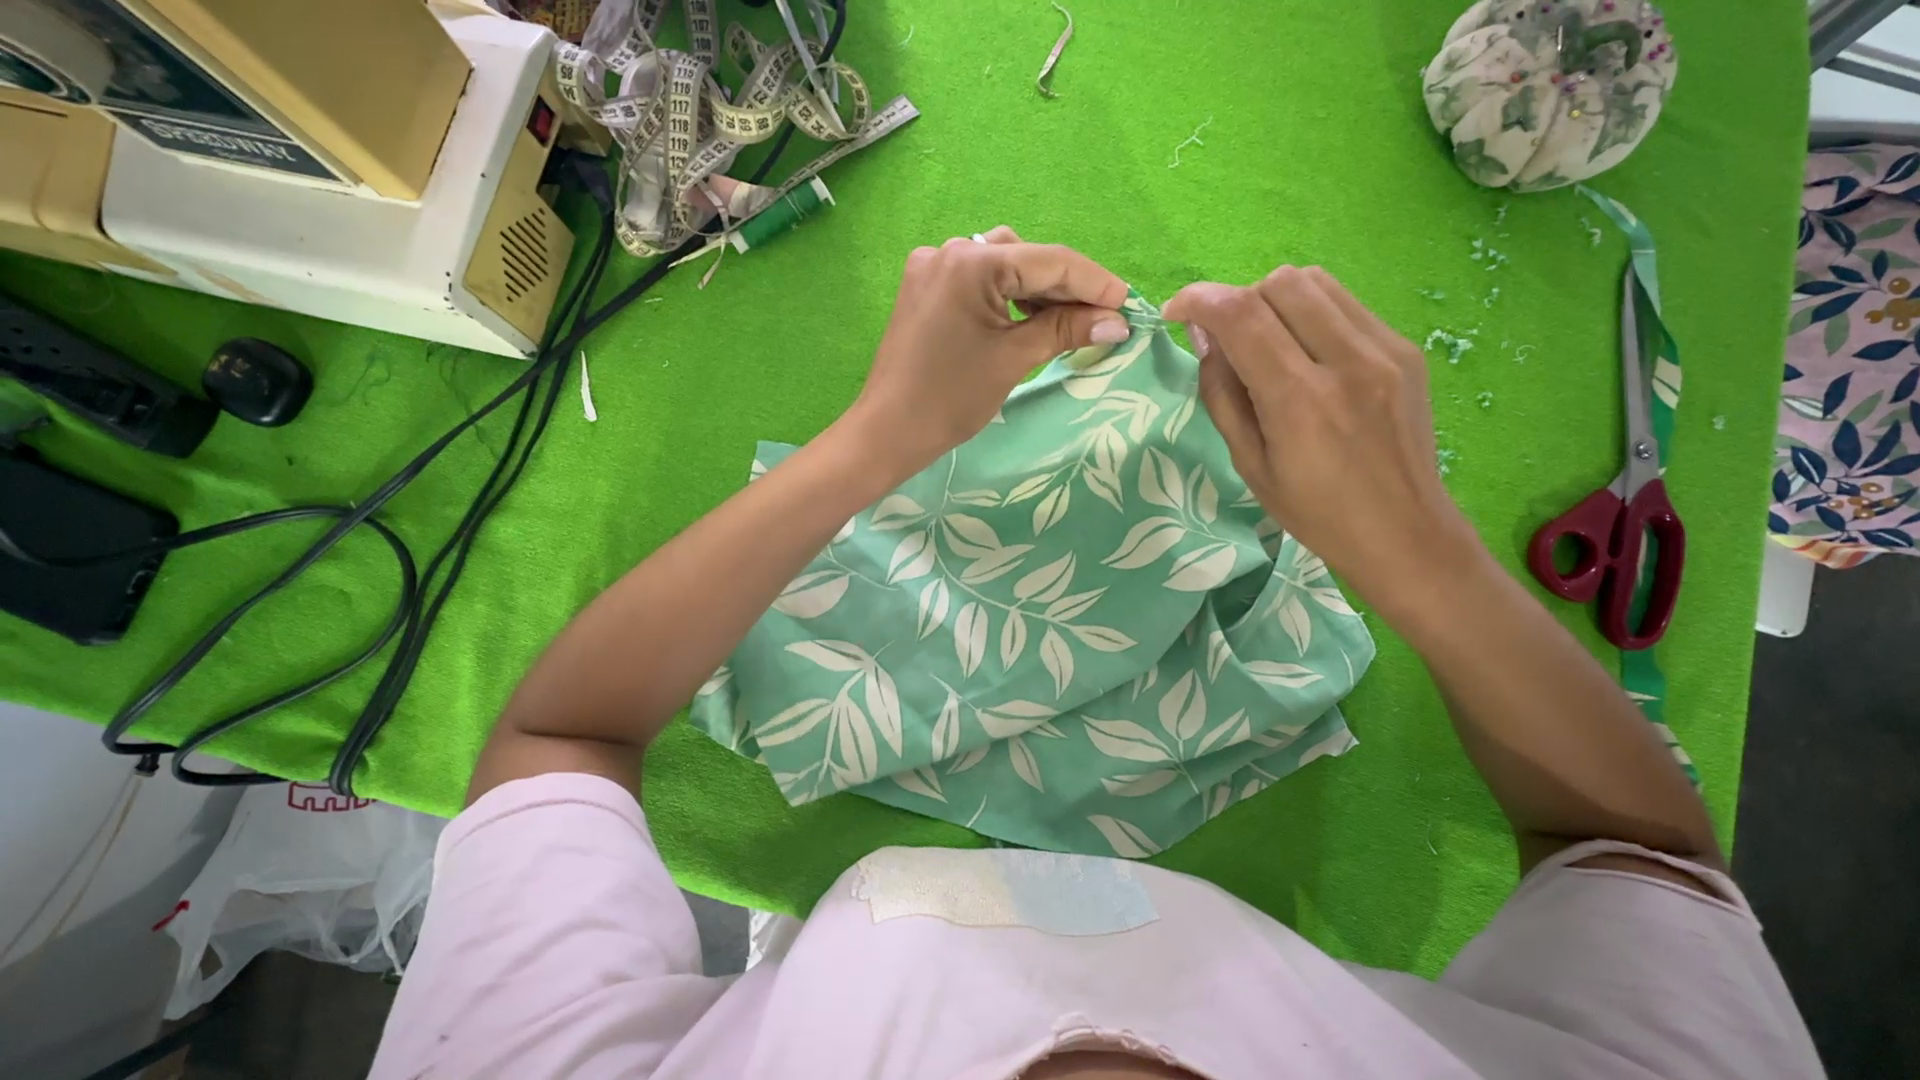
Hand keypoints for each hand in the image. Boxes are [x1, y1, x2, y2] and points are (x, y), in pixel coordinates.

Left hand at [843, 227, 1129, 479]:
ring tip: (1067, 321)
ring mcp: (932, 267)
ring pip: (1003, 264)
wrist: (889, 430)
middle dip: (1067, 286)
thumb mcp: (1015, 359)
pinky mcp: (925, 287)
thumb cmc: (951, 398)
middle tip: (1102, 318)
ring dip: (1037, 288)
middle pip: (1027, 256)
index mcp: (972, 262)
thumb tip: (1116, 322)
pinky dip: (1007, 294)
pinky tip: (1027, 318)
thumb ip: (1066, 330)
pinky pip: (978, 279)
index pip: (1050, 261)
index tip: (1127, 304)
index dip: (1095, 283)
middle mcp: (950, 251)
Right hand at [1163, 266, 1481, 599]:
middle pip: (1279, 283)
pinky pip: (1345, 303)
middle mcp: (1347, 363)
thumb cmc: (1314, 512)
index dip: (1199, 300)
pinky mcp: (1406, 349)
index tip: (1178, 313)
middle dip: (1239, 300)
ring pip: (1315, 281)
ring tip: (1269, 341)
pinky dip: (1312, 314)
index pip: (1242, 316)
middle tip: (1230, 339)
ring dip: (1276, 300)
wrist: (1403, 532)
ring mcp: (1385, 350)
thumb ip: (1222, 394)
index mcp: (1300, 401)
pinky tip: (1310, 354)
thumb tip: (1205, 337)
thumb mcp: (1249, 464)